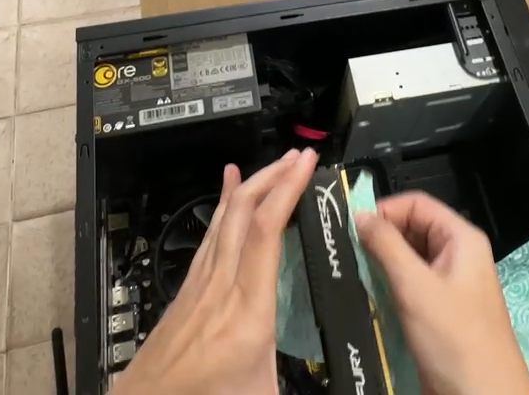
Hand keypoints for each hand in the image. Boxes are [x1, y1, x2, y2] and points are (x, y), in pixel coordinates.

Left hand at [112, 148, 317, 394]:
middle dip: (273, 176)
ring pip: (225, 220)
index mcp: (248, 314)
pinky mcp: (186, 292)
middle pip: (244, 213)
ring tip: (272, 164)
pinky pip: (209, 236)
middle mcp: (221, 289)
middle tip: (297, 156)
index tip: (306, 163)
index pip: (267, 232)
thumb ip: (302, 379)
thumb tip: (341, 376)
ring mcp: (199, 286)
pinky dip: (223, 206)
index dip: (288, 189)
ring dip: (251, 186)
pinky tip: (227, 191)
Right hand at [355, 192, 528, 394]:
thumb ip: (387, 246)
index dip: (385, 209)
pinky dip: (390, 286)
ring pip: (409, 258)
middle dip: (382, 236)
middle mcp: (458, 255)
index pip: (417, 204)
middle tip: (347, 250)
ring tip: (353, 271)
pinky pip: (411, 286)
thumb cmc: (455, 339)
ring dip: (383, 263)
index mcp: (462, 239)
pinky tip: (369, 295)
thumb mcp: (416, 287)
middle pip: (413, 229)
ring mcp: (450, 285)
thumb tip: (360, 214)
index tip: (351, 226)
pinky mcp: (440, 312)